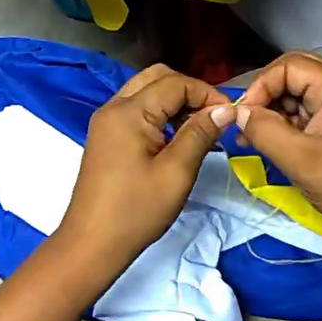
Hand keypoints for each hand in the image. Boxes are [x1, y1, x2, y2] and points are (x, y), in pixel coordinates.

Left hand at [56, 65, 234, 263]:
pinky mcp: (105, 136)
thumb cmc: (136, 210)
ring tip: (199, 128)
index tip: (229, 116)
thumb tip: (224, 109)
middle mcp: (113, 108)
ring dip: (173, 101)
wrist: (92, 242)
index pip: (175, 83)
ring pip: (145, 91)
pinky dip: (158, 114)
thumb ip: (200, 134)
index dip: (206, 94)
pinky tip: (176, 137)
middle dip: (189, 91)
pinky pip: (136, 110)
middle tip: (213, 118)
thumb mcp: (176, 172)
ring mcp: (106, 122)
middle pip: (157, 78)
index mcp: (128, 112)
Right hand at [233, 52, 321, 247]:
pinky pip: (306, 110)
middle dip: (265, 95)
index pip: (290, 66)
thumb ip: (264, 131)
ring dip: (273, 110)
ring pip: (298, 92)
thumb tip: (236, 113)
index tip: (244, 116)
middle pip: (295, 73)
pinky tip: (271, 142)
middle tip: (246, 123)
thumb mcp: (300, 161)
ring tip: (253, 137)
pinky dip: (285, 122)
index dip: (261, 86)